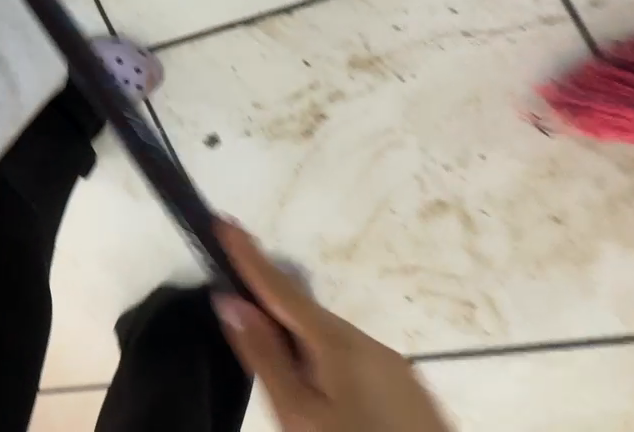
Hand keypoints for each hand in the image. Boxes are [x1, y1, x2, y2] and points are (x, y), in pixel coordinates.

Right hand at [213, 223, 451, 431]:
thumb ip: (263, 354)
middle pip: (306, 314)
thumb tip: (231, 300)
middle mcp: (370, 344)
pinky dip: (327, 360)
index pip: (281, 287)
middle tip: (240, 317)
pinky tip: (325, 392)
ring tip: (286, 378)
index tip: (223, 220)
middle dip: (272, 309)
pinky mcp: (411, 392)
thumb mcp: (296, 413)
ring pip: (330, 338)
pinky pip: (354, 359)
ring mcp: (397, 369)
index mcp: (339, 343)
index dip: (248, 255)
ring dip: (300, 340)